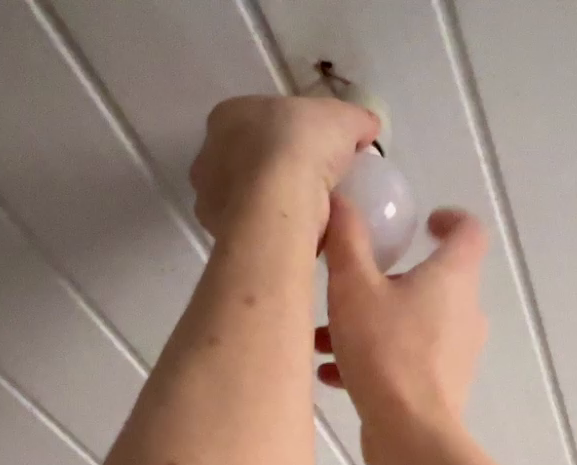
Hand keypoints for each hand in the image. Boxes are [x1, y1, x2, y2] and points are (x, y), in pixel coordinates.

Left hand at [189, 96, 379, 241]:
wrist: (279, 202)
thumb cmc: (302, 146)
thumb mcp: (344, 121)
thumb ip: (356, 122)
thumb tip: (368, 128)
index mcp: (229, 115)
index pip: (259, 123)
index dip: (288, 136)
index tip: (315, 153)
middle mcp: (208, 153)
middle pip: (246, 162)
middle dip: (272, 172)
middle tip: (309, 188)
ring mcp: (208, 197)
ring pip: (244, 200)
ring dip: (268, 206)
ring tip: (304, 218)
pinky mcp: (217, 233)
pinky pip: (249, 230)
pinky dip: (267, 233)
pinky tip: (291, 238)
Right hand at [318, 196, 489, 464]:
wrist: (410, 434)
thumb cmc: (386, 352)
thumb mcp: (352, 289)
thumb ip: (346, 241)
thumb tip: (342, 201)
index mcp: (453, 277)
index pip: (468, 232)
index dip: (448, 220)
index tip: (421, 224)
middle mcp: (464, 312)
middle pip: (430, 282)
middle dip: (384, 282)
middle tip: (348, 287)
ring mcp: (456, 353)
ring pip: (410, 324)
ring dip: (368, 325)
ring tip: (321, 341)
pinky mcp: (441, 388)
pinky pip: (405, 360)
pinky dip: (373, 358)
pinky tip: (331, 375)